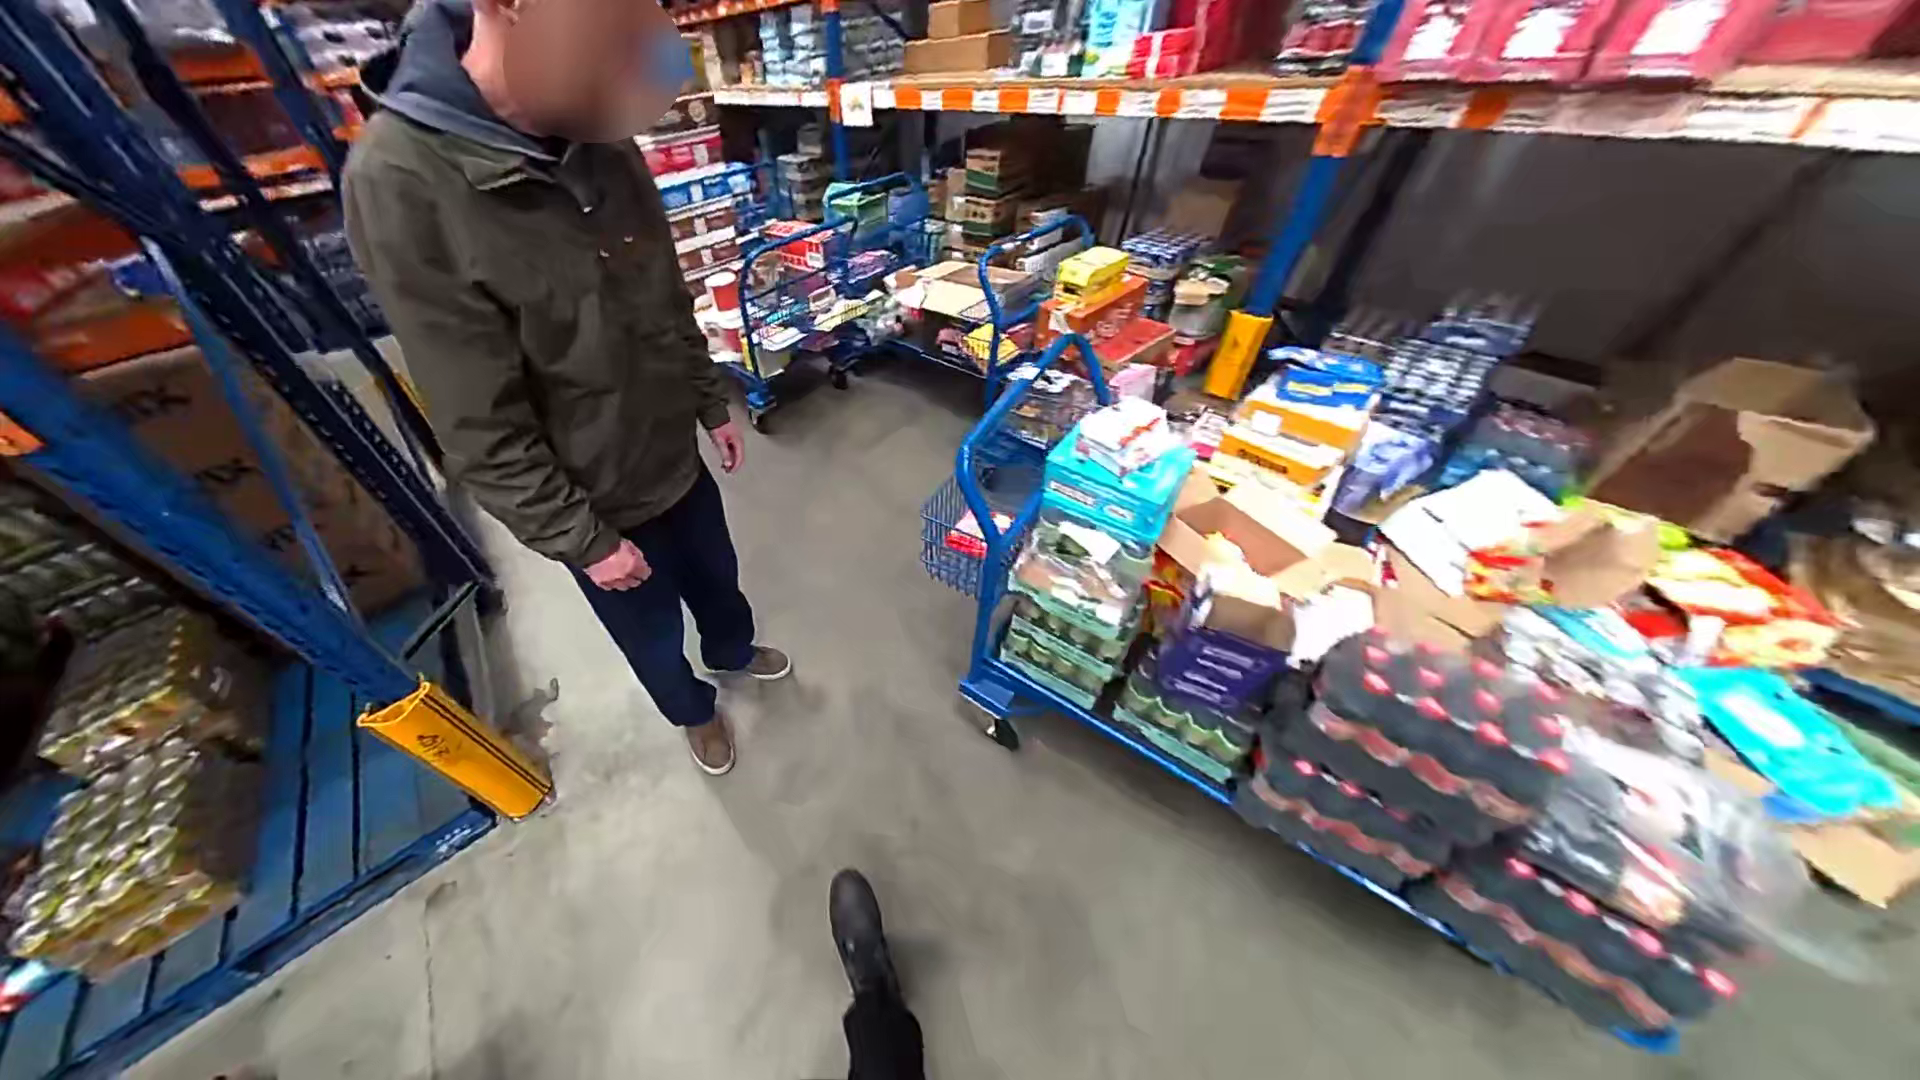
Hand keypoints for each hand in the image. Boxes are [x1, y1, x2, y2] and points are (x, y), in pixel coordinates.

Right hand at [585, 538, 649, 590]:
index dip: (645, 572)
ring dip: (624, 583)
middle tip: (635, 576)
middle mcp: (624, 575)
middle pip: (634, 583)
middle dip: (635, 579)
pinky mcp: (599, 582)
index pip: (644, 573)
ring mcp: (611, 580)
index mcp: (633, 565)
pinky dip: (611, 584)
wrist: (589, 544)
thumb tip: (639, 560)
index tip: (644, 571)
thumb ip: (636, 554)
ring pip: (622, 587)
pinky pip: (608, 587)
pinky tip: (612, 581)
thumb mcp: (628, 544)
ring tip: (624, 579)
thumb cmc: (609, 541)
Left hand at [708, 419, 744, 473]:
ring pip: (738, 453)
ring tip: (726, 465)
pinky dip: (731, 454)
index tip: (730, 472)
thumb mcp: (720, 441)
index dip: (735, 467)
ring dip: (733, 460)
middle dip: (734, 464)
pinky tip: (726, 456)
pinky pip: (735, 449)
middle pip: (740, 456)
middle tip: (728, 470)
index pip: (740, 458)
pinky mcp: (734, 437)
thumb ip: (724, 453)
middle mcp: (740, 441)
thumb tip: (728, 464)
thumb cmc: (717, 425)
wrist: (715, 414)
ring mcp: (738, 439)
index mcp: (739, 442)